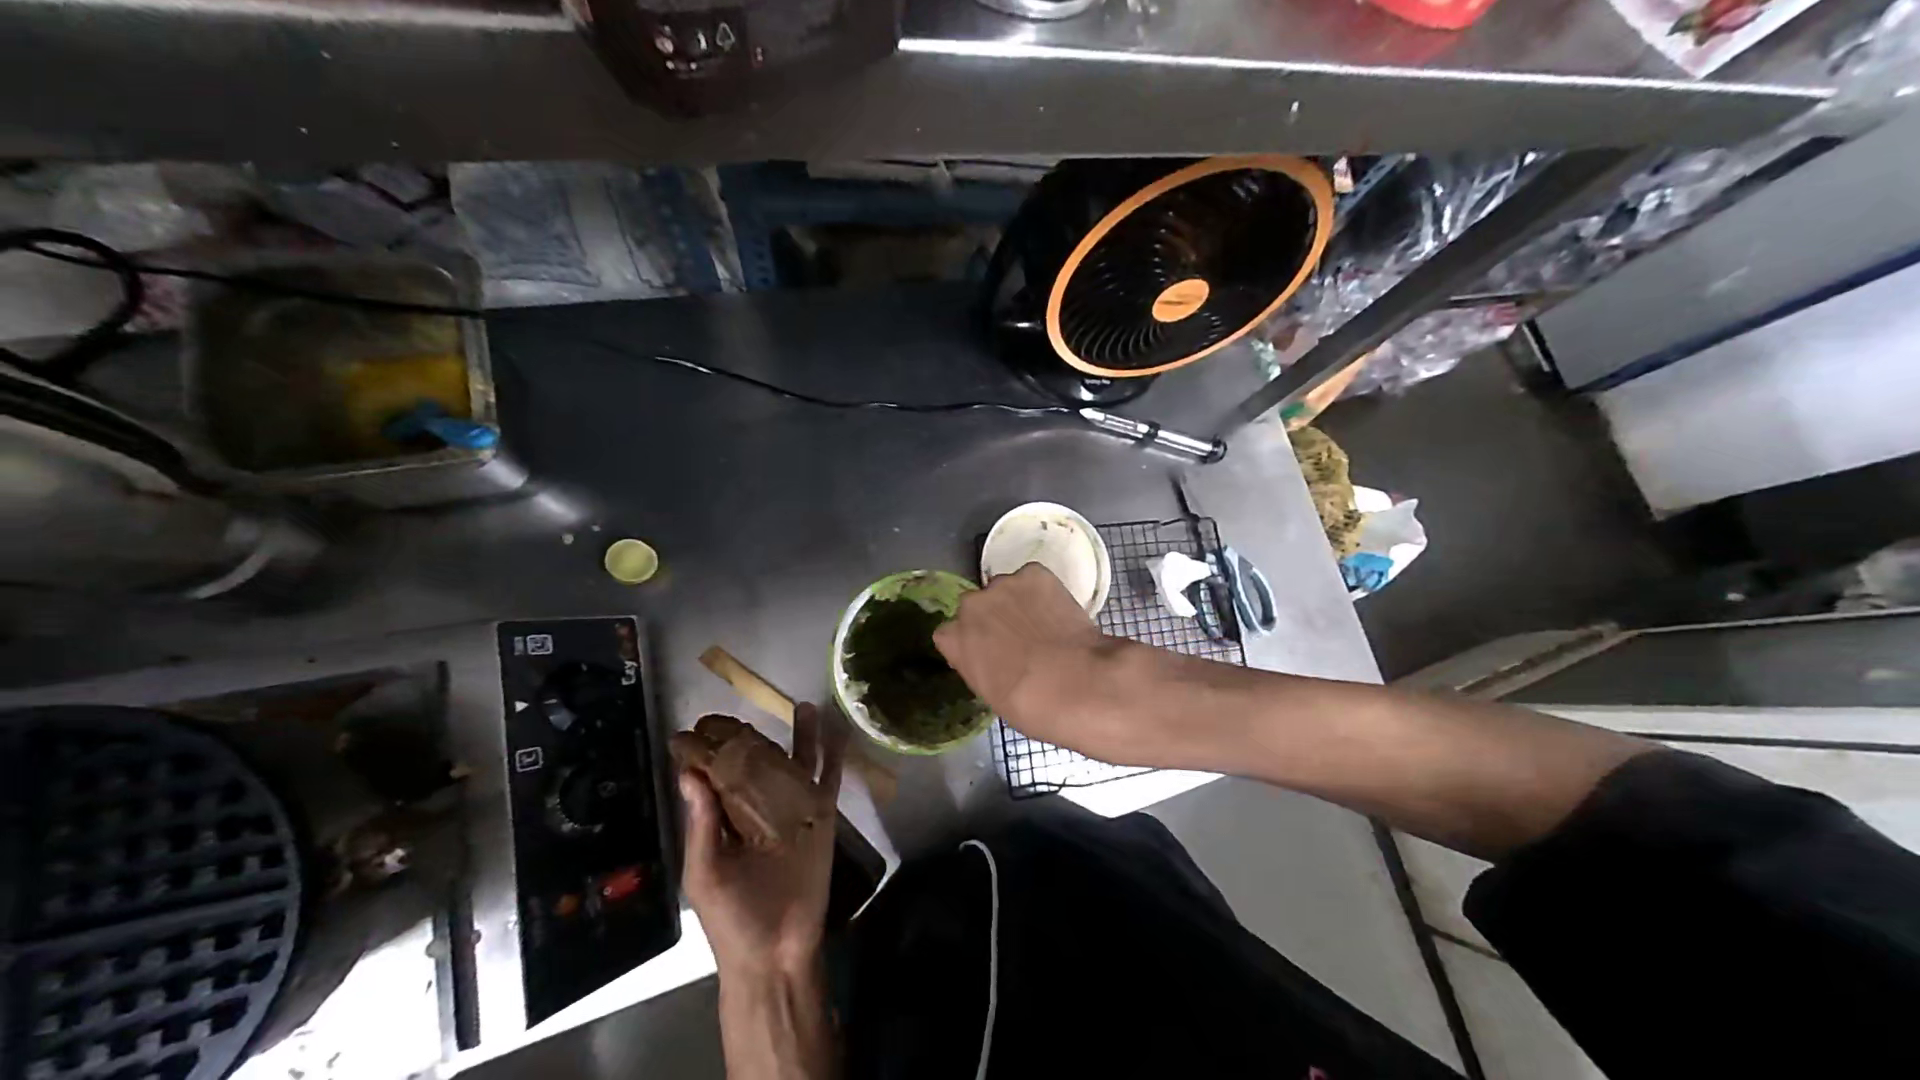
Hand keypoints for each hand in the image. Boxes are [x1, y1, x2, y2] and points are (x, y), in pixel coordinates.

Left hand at [673, 705, 845, 977]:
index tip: (699, 726)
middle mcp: (760, 809)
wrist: (775, 952)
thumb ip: (702, 822)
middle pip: (759, 764)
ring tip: (802, 706)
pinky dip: (835, 755)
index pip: (718, 777)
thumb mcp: (705, 871)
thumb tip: (689, 773)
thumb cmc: (731, 917)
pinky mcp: (821, 818)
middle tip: (744, 713)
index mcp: (727, 822)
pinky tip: (837, 730)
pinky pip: (829, 780)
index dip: (710, 752)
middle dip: (752, 739)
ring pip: (798, 764)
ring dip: (802, 737)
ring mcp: (794, 811)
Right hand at [935, 563, 1177, 766]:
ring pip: (1006, 589)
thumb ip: (981, 665)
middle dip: (993, 618)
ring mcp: (1003, 585)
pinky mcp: (1034, 573)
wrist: (1075, 683)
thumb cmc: (1030, 706)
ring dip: (1018, 602)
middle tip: (1019, 638)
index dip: (973, 641)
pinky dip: (1044, 591)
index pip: (951, 633)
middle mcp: (971, 605)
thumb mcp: (990, 693)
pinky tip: (1059, 611)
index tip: (990, 652)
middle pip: (976, 605)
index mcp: (952, 638)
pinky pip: (1034, 578)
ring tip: (1044, 624)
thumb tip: (994, 659)